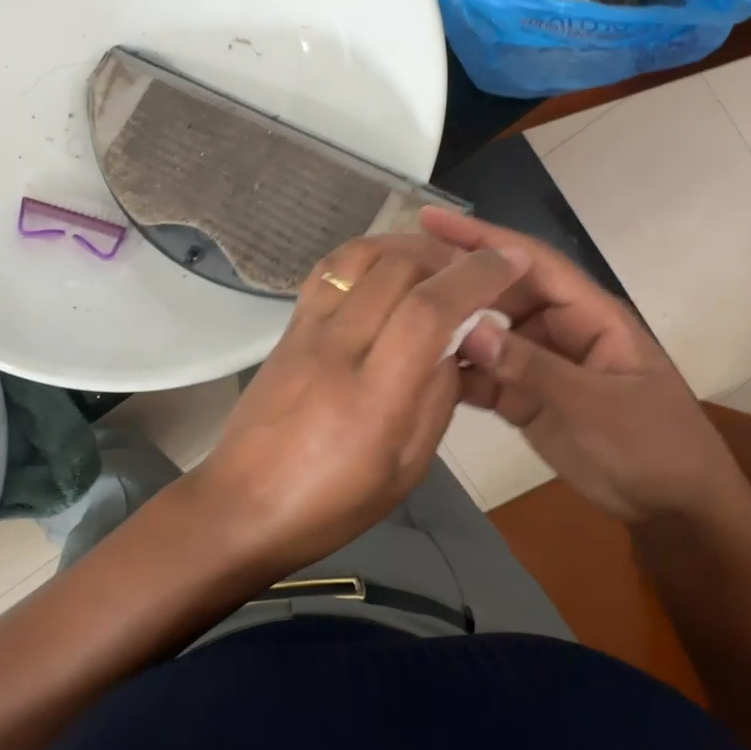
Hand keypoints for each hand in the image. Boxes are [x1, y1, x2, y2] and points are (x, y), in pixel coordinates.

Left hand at [182, 234, 529, 572]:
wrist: (241, 505)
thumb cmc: (331, 505)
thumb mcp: (405, 469)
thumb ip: (437, 400)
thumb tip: (456, 342)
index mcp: (373, 396)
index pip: (429, 310)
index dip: (476, 277)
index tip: (509, 264)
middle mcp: (337, 349)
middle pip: (397, 268)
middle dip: (449, 255)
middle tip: (476, 266)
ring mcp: (306, 332)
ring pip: (359, 256)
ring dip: (406, 244)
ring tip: (436, 259)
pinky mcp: (288, 327)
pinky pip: (329, 270)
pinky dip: (367, 254)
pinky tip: (388, 267)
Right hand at [419, 207, 750, 525]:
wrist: (675, 508)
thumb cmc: (656, 445)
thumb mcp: (598, 406)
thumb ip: (532, 367)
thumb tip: (466, 326)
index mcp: (589, 315)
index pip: (531, 263)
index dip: (483, 238)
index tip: (431, 218)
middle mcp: (559, 330)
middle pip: (500, 293)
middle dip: (455, 280)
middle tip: (398, 270)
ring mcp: (540, 365)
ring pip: (486, 335)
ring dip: (449, 330)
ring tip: (395, 318)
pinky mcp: (525, 399)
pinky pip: (483, 377)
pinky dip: (456, 375)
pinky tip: (418, 373)